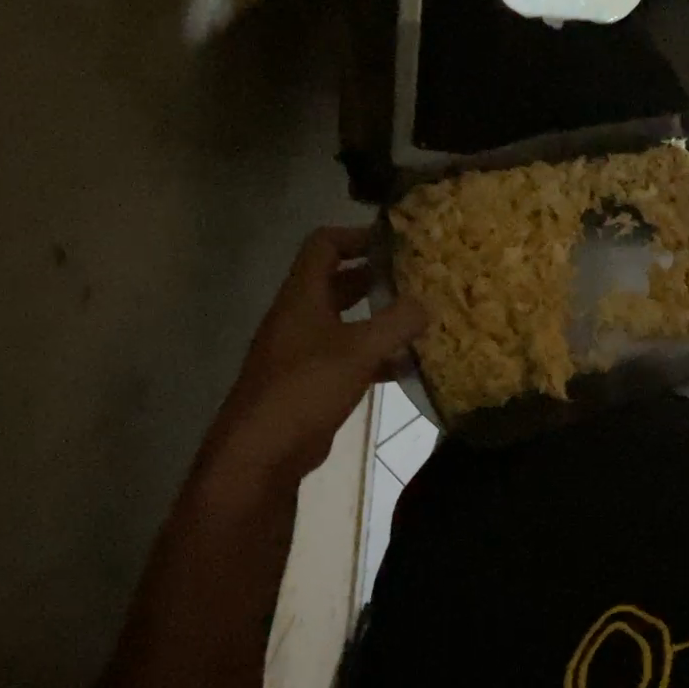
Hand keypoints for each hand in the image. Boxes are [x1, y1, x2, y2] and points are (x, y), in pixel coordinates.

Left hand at [199, 227, 426, 490]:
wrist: (261, 452)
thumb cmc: (305, 389)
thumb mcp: (358, 350)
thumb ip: (397, 323)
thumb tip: (427, 303)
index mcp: (302, 297)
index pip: (324, 245)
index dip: (358, 235)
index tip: (397, 242)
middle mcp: (299, 317)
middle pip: (337, 282)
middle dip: (375, 277)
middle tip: (417, 278)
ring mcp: (303, 351)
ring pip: (345, 321)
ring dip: (378, 318)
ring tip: (420, 319)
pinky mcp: (311, 383)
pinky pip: (348, 356)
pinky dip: (376, 356)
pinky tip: (407, 366)